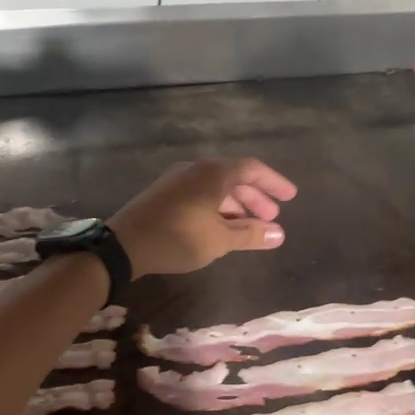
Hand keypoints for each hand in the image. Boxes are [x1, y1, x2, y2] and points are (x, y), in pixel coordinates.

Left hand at [108, 158, 296, 278]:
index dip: (274, 182)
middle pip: (234, 177)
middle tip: (271, 218)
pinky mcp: (164, 195)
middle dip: (255, 198)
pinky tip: (221, 229)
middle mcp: (195, 170)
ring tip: (249, 228)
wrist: (123, 245)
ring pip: (216, 188)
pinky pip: (200, 195)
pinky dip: (217, 209)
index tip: (290, 197)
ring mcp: (177, 181)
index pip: (252, 169)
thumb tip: (279, 234)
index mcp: (212, 172)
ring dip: (236, 206)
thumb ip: (250, 234)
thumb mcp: (219, 239)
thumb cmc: (178, 237)